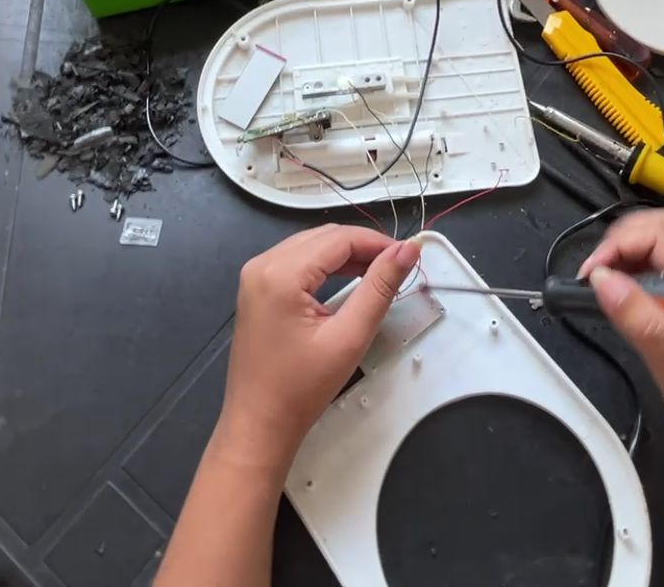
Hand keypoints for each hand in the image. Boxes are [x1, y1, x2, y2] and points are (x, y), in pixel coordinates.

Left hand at [216, 225, 419, 472]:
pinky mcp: (256, 287)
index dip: (377, 242)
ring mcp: (255, 275)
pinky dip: (326, 264)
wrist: (258, 426)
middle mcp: (262, 264)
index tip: (408, 255)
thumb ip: (380, 286)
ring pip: (311, 245)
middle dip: (363, 246)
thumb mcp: (349, 336)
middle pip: (324, 237)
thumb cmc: (302, 388)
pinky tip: (349, 277)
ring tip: (378, 271)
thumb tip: (408, 249)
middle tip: (396, 266)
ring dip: (346, 253)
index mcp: (281, 273)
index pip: (338, 239)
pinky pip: (297, 260)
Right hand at [577, 210, 663, 485]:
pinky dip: (630, 278)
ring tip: (597, 289)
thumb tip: (601, 279)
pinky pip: (657, 277)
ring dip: (623, 256)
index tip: (589, 278)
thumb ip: (645, 325)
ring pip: (657, 249)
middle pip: (660, 230)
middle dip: (619, 241)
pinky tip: (617, 304)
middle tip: (591, 278)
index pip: (659, 234)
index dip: (618, 244)